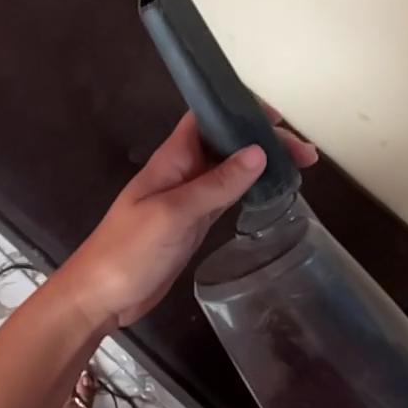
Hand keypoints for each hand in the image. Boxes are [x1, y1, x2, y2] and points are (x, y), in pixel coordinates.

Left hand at [59, 109, 318, 329]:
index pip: (208, 118)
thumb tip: (259, 152)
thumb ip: (216, 184)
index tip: (279, 120)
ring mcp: (188, 199)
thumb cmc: (129, 250)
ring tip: (300, 169)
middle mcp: (182, 172)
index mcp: (172, 159)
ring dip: (262, 165)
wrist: (101, 295)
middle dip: (263, 140)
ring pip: (230, 169)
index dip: (241, 111)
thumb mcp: (174, 214)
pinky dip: (251, 191)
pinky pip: (227, 197)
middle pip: (226, 143)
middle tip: (305, 155)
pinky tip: (272, 194)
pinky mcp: (193, 223)